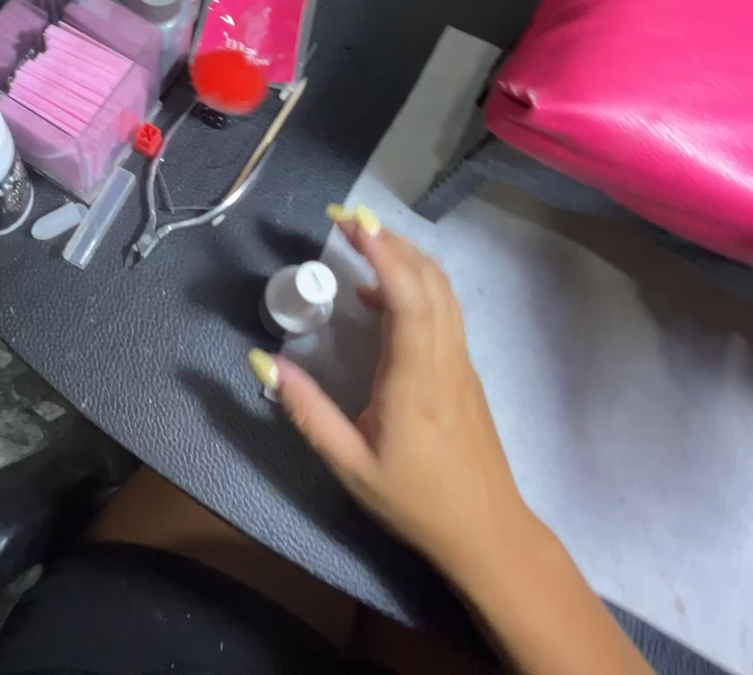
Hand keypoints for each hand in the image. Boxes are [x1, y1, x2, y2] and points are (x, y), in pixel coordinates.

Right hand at [253, 213, 532, 571]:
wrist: (489, 533)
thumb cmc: (416, 500)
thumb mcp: (350, 464)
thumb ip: (307, 411)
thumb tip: (263, 362)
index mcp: (417, 379)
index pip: (408, 299)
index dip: (383, 254)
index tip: (353, 222)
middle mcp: (445, 358)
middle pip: (429, 280)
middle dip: (389, 241)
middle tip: (346, 219)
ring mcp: (460, 361)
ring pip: (442, 290)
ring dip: (405, 256)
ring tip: (362, 239)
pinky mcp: (463, 369)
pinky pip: (442, 308)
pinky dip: (414, 282)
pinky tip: (377, 294)